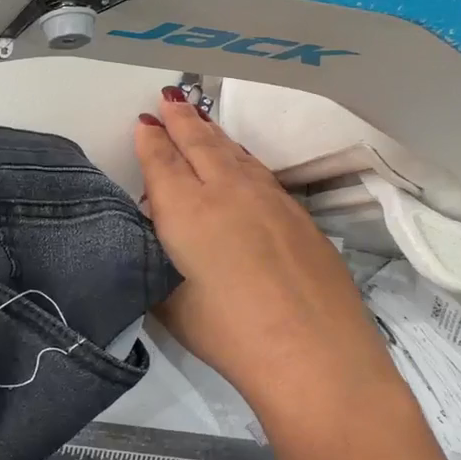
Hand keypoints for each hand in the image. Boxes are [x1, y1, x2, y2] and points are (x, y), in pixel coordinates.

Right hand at [133, 91, 395, 416]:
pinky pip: (263, 176)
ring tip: (200, 120)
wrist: (317, 361)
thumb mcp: (164, 297)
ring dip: (214, 135)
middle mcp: (229, 195)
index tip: (143, 120)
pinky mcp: (303, 224)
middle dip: (183, 120)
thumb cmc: (225, 333)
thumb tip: (157, 241)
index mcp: (186, 210)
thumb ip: (155, 259)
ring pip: (238, 156)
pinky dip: (243, 158)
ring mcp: (273, 206)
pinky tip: (241, 162)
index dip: (150, 139)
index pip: (162, 161)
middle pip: (203, 146)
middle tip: (169, 98)